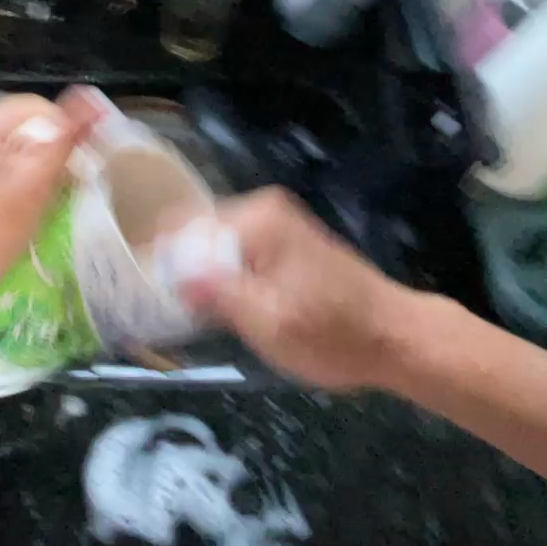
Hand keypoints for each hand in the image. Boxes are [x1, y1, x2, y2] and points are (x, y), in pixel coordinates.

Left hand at [0, 95, 88, 327]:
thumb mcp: (32, 184)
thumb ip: (63, 137)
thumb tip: (92, 97)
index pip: (39, 108)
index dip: (65, 135)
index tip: (75, 172)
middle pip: (27, 123)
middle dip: (50, 152)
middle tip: (59, 188)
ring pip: (18, 144)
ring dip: (38, 167)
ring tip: (42, 198)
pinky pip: (3, 161)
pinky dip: (20, 177)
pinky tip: (23, 203)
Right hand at [178, 188, 437, 390]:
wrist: (397, 337)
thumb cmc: (333, 335)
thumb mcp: (268, 324)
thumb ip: (216, 293)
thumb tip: (171, 272)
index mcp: (257, 220)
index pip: (182, 226)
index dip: (162, 258)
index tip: (149, 292)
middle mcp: (264, 209)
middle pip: (196, 232)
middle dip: (183, 268)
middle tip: (176, 311)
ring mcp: (276, 222)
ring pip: (214, 244)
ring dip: (204, 275)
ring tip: (200, 313)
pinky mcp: (285, 239)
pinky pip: (236, 251)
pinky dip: (226, 274)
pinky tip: (229, 305)